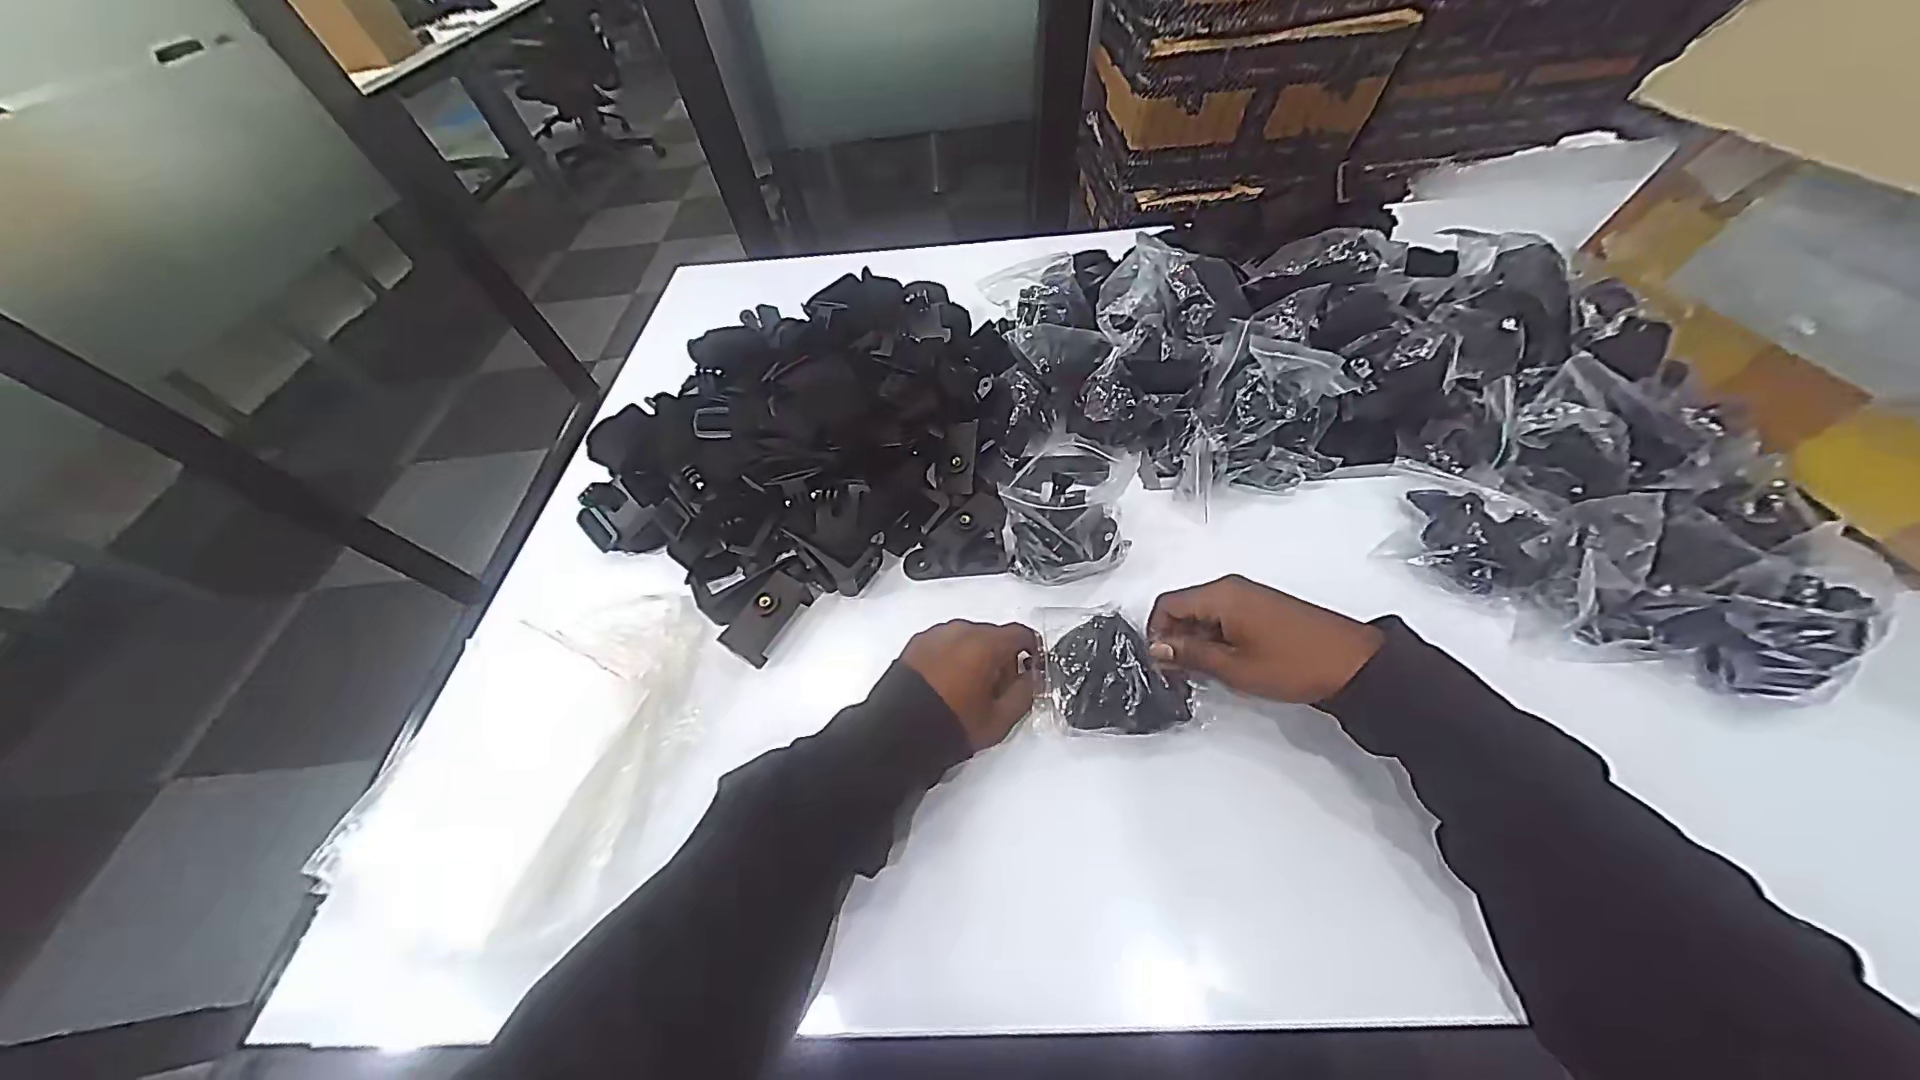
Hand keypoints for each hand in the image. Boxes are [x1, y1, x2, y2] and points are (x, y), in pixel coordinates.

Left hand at [901, 620, 1038, 749]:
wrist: (897, 733)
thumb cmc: (944, 726)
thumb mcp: (999, 719)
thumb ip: (1025, 693)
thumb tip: (1030, 679)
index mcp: (985, 644)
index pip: (1021, 634)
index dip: (1031, 652)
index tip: (1029, 666)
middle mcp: (960, 632)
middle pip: (994, 636)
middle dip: (1002, 658)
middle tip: (999, 688)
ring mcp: (936, 635)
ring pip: (968, 639)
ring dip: (975, 657)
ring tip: (969, 691)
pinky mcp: (917, 644)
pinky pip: (945, 644)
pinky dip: (952, 658)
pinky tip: (948, 686)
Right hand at [1146, 575, 1382, 703]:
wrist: (1354, 665)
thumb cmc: (1295, 664)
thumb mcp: (1233, 666)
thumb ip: (1190, 654)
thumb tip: (1158, 649)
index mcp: (1221, 594)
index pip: (1167, 605)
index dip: (1157, 633)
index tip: (1161, 662)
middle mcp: (1232, 588)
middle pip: (1184, 607)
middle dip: (1175, 638)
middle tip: (1178, 673)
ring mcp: (1248, 597)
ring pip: (1203, 614)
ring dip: (1195, 640)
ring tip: (1204, 673)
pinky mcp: (1262, 609)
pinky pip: (1224, 617)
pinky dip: (1215, 638)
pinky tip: (1225, 664)